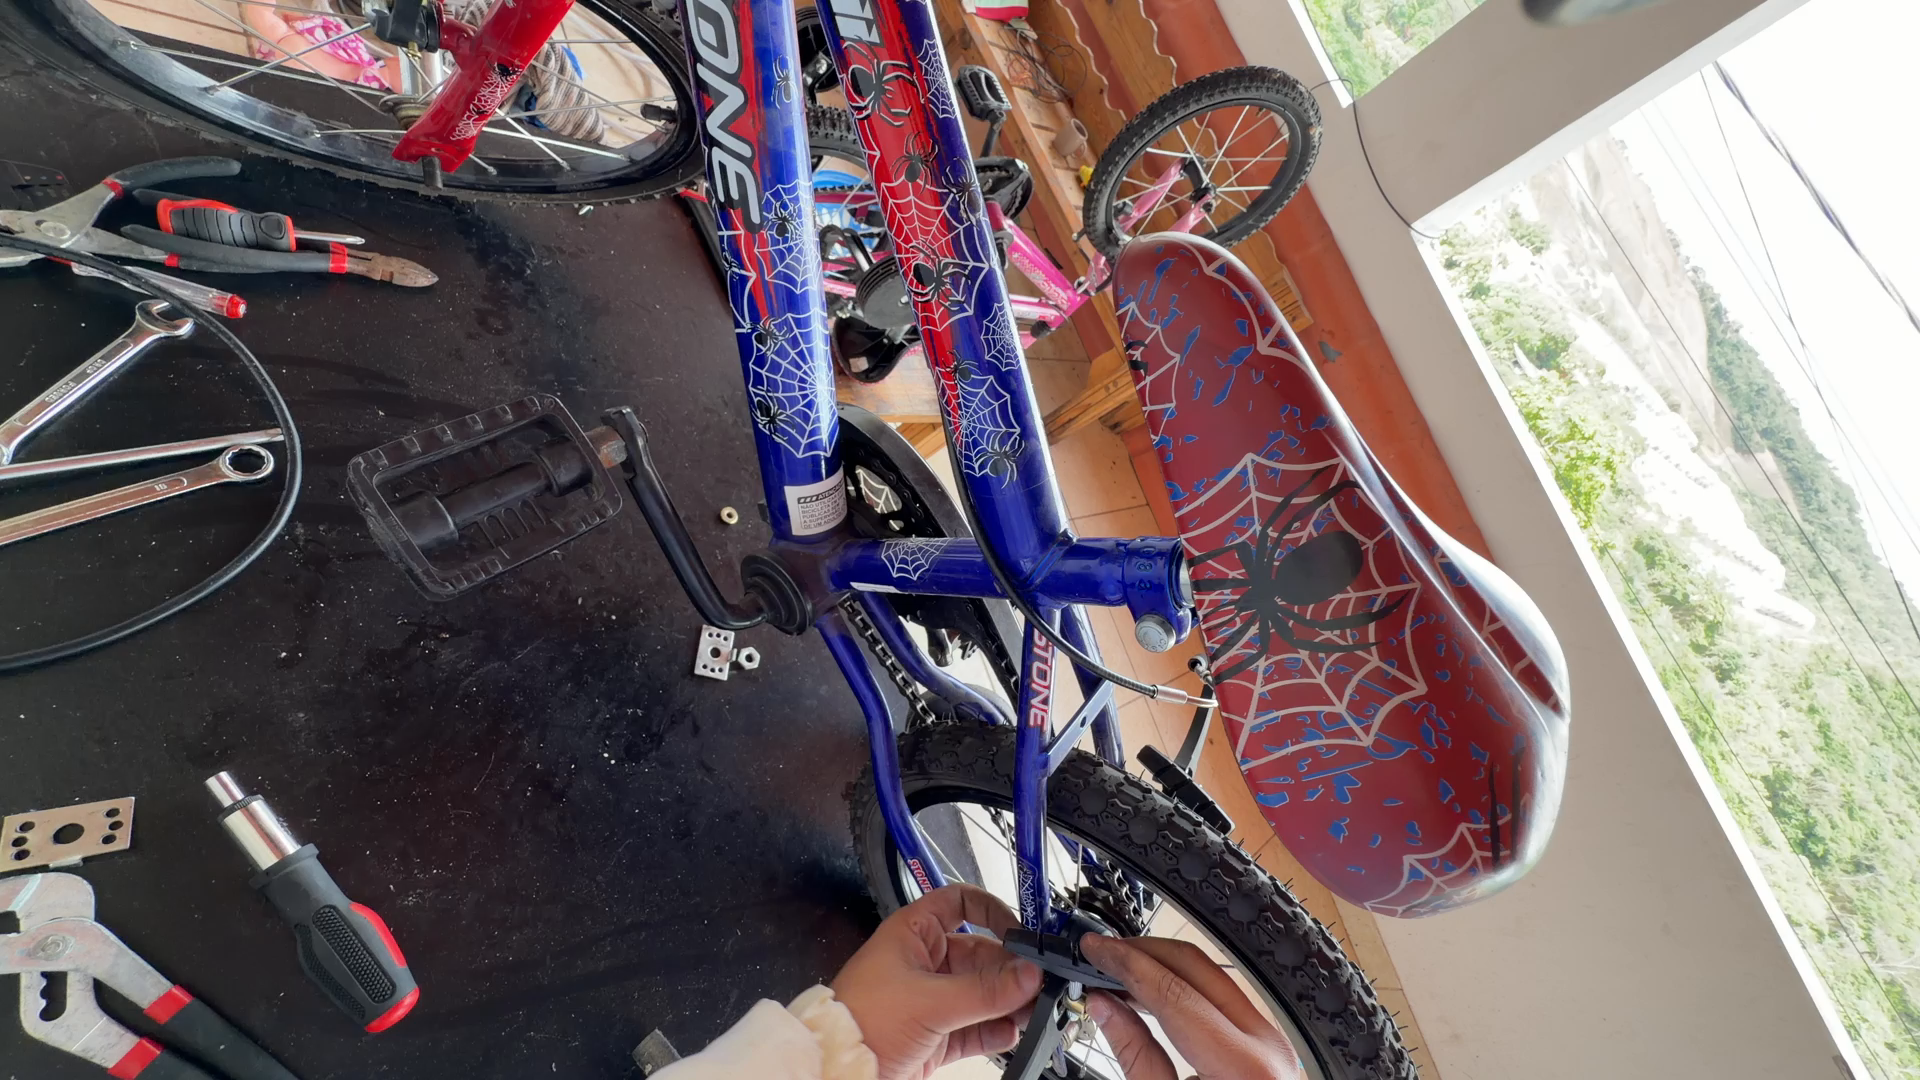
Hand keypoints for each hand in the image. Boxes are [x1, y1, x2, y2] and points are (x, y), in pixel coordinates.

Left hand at [831, 885, 1042, 1079]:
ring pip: (982, 992)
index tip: (1018, 929)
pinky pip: (977, 1026)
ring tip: (1032, 1009)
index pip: (960, 903)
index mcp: (916, 932)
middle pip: (980, 953)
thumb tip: (1027, 974)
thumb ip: (982, 990)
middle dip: (1009, 967)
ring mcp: (932, 999)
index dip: (990, 910)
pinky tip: (1013, 1030)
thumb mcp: (928, 1000)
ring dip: (1008, 1000)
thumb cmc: (862, 1019)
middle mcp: (926, 960)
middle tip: (1037, 981)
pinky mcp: (937, 1036)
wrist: (836, 1071)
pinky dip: (997, 1029)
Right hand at [1080, 934, 1304, 1079]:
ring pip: (1208, 972)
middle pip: (1194, 966)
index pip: (1173, 992)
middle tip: (1100, 952)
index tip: (1094, 949)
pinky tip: (1150, 990)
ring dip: (1159, 963)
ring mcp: (1272, 1040)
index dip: (1126, 964)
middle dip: (1141, 951)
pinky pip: (1219, 993)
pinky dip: (1179, 983)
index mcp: (1245, 1070)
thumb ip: (1135, 1054)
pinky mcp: (1267, 1042)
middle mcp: (1267, 1046)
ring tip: (1118, 968)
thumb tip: (1103, 1002)